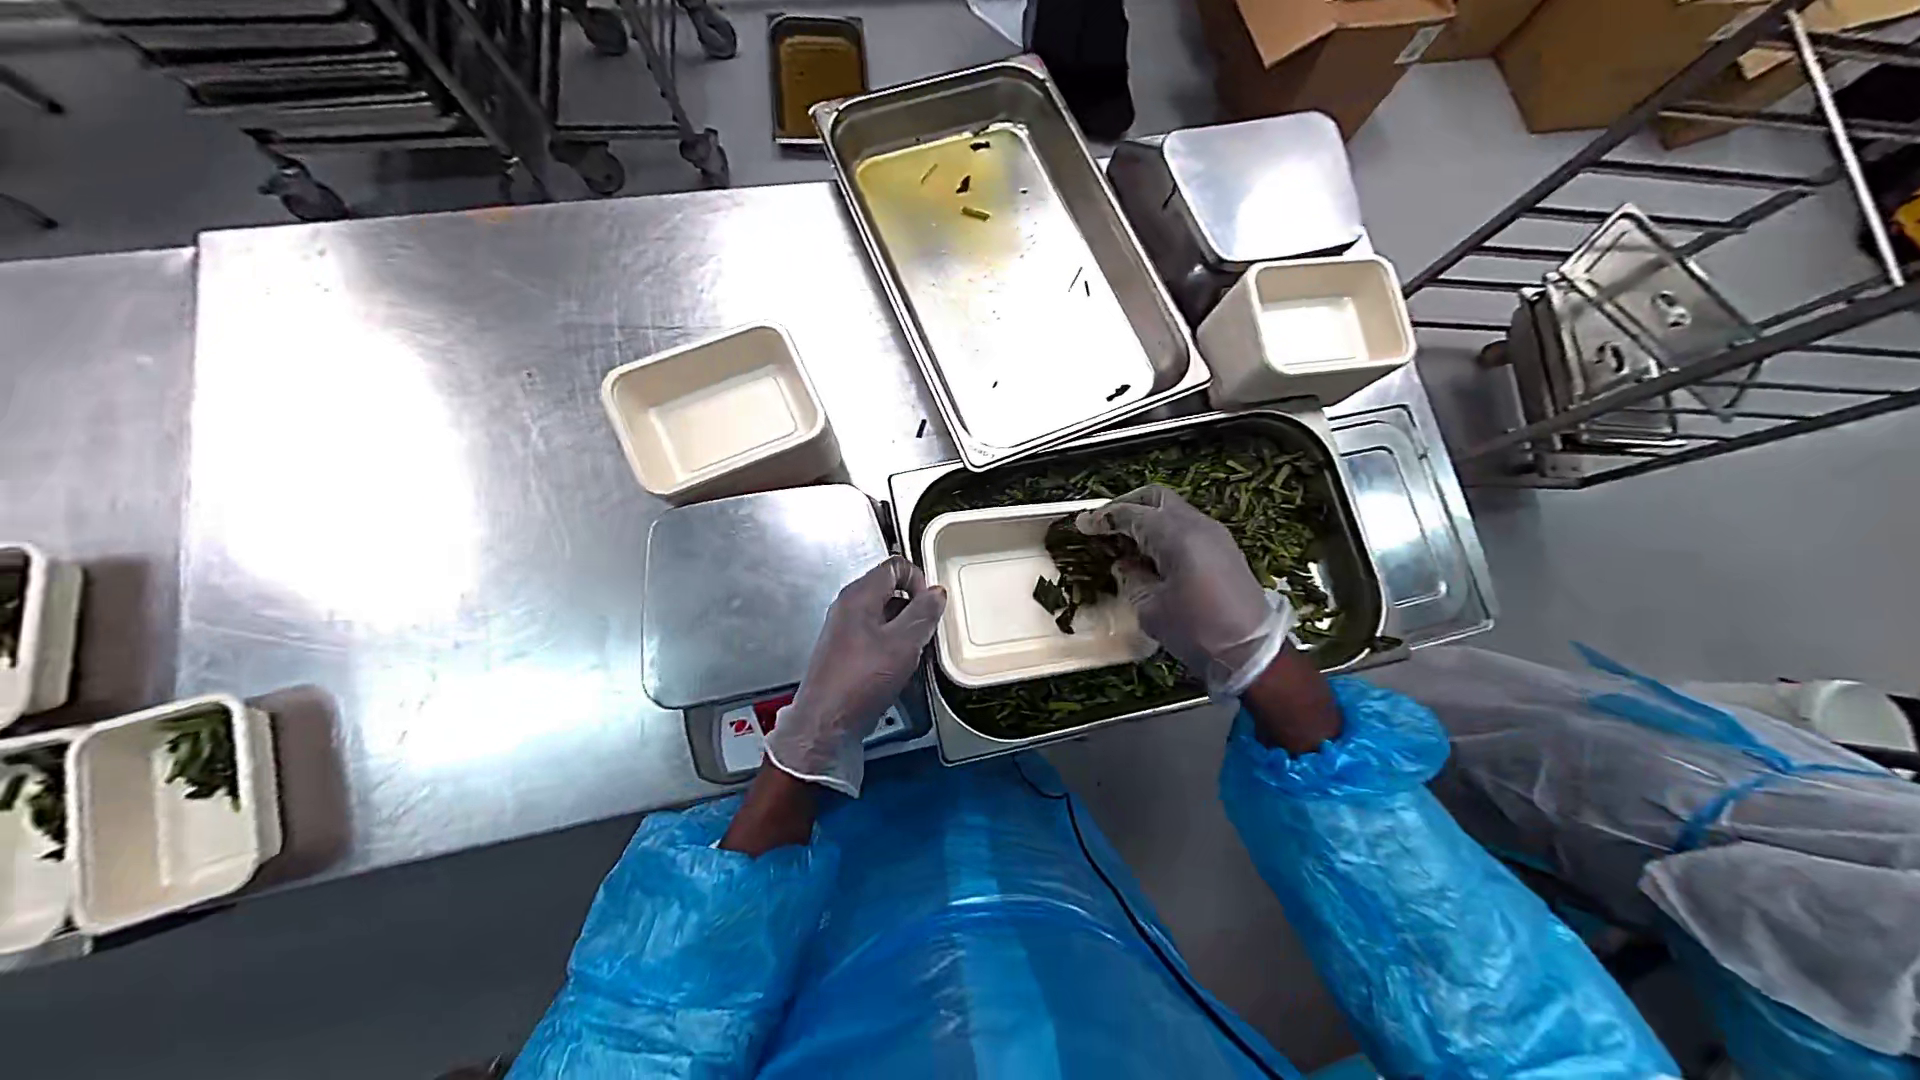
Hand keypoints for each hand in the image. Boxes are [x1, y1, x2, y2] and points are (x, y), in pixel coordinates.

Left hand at [764, 556, 944, 797]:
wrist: (826, 723)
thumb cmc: (861, 680)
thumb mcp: (903, 643)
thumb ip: (923, 613)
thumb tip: (936, 593)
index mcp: (859, 596)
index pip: (894, 566)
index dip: (918, 579)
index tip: (931, 604)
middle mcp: (848, 607)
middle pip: (890, 590)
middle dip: (914, 607)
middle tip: (928, 631)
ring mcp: (844, 630)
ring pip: (884, 616)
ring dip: (905, 630)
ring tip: (916, 653)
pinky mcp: (845, 652)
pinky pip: (875, 637)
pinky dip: (892, 646)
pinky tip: (899, 669)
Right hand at [1076, 485, 1294, 697]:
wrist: (1253, 653)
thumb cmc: (1197, 630)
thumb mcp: (1150, 608)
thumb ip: (1132, 578)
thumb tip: (1124, 565)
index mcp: (1176, 535)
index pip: (1131, 514)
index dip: (1103, 518)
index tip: (1083, 525)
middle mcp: (1198, 525)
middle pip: (1155, 498)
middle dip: (1126, 506)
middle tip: (1105, 526)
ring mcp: (1215, 535)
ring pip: (1173, 510)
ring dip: (1147, 519)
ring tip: (1125, 543)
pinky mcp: (1224, 549)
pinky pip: (1186, 526)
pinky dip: (1164, 531)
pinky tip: (1151, 554)